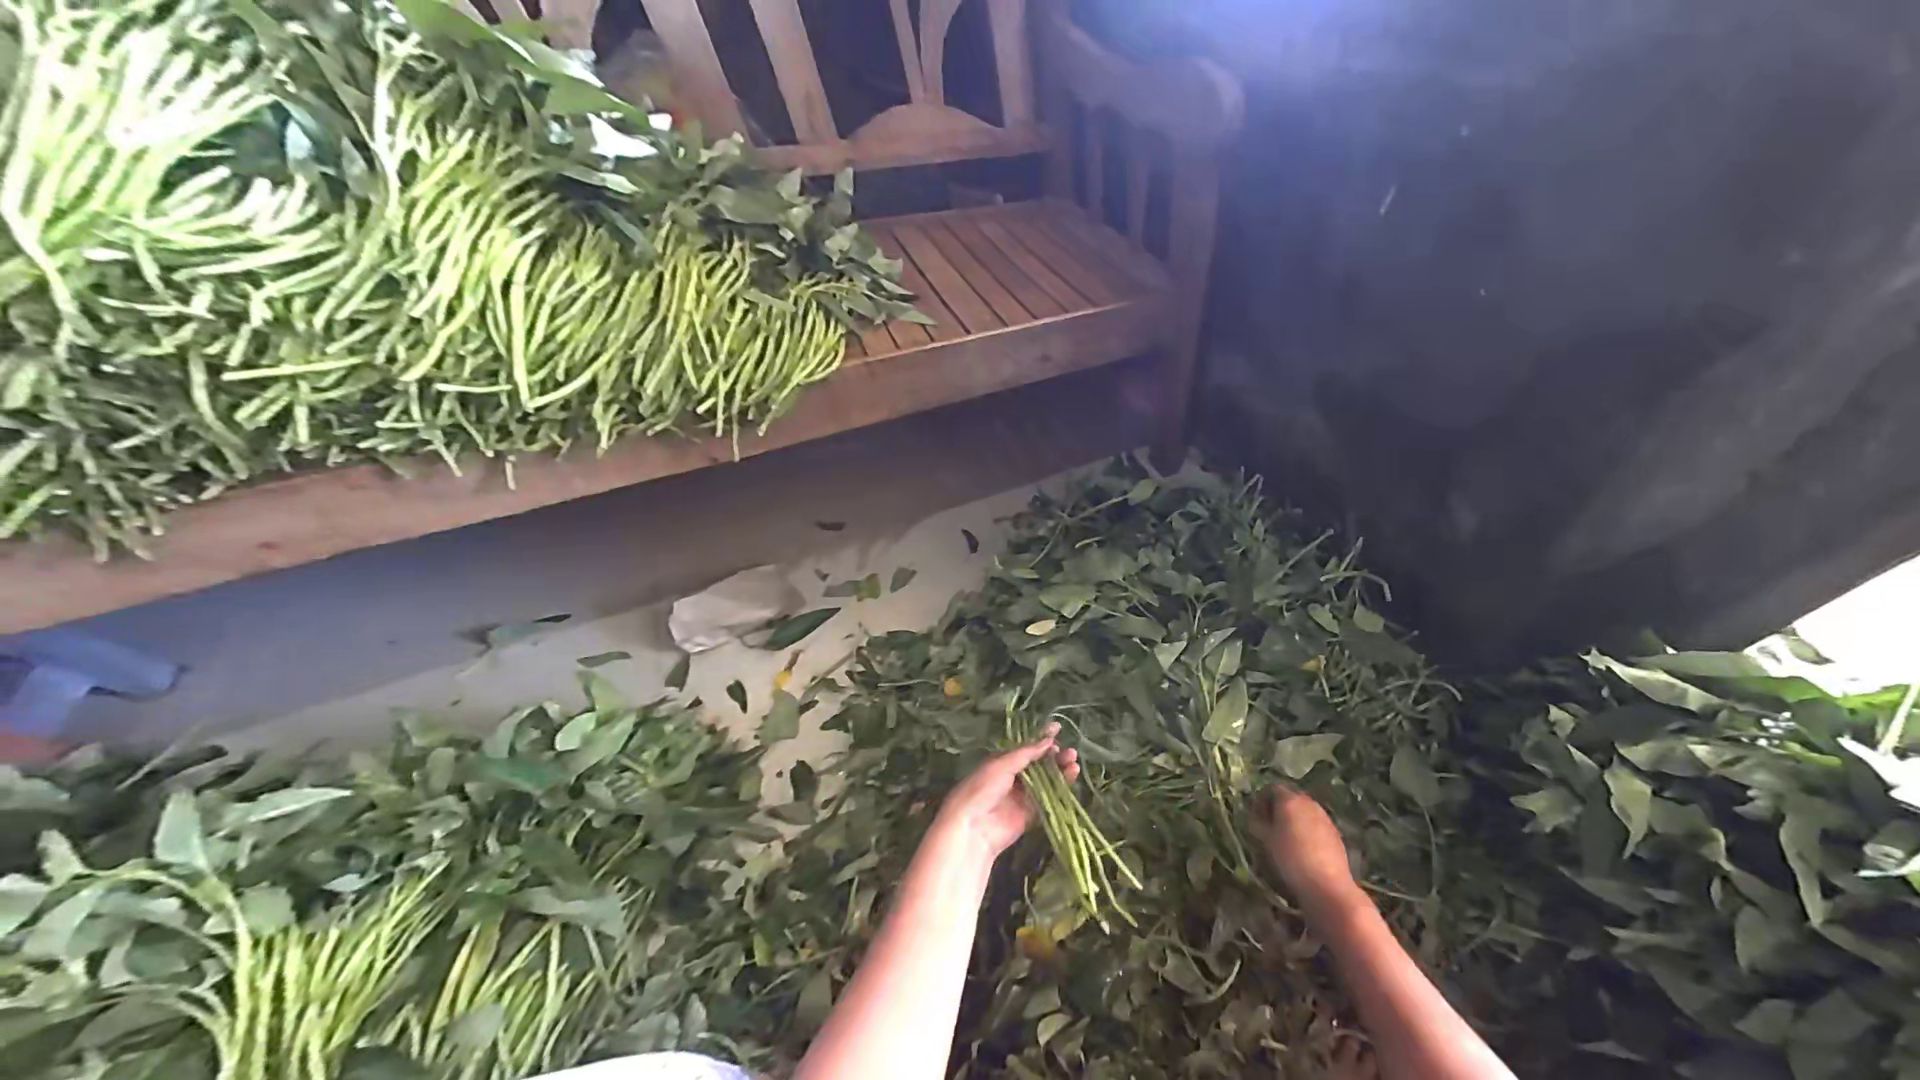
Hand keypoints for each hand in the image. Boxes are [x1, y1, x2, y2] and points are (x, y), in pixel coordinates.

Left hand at [931, 722, 1079, 866]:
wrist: (974, 827)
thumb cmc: (982, 787)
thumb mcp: (1002, 764)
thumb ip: (1026, 753)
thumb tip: (1048, 741)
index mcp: (1003, 760)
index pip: (1026, 746)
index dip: (1041, 737)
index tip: (1057, 727)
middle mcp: (1014, 776)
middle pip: (1038, 763)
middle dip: (1053, 755)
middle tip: (1069, 751)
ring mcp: (1023, 795)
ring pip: (1046, 779)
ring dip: (1060, 769)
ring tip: (1073, 761)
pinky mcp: (1031, 813)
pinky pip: (1049, 798)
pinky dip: (1061, 787)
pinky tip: (1071, 775)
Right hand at [1252, 785, 1361, 916]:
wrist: (1327, 885)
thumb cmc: (1290, 858)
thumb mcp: (1265, 839)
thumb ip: (1257, 821)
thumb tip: (1256, 815)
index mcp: (1289, 800)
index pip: (1271, 788)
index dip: (1261, 800)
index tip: (1256, 816)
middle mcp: (1308, 802)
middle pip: (1289, 797)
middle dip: (1277, 807)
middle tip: (1269, 826)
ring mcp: (1324, 817)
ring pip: (1303, 810)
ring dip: (1293, 818)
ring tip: (1286, 837)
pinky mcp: (1335, 832)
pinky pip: (1315, 822)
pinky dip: (1306, 828)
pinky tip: (1303, 847)